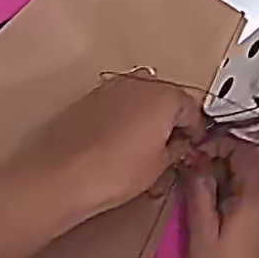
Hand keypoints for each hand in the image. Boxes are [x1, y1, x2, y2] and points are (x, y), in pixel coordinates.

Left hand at [20, 75, 206, 222]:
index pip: (194, 108)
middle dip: (172, 119)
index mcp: (167, 95)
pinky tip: (117, 141)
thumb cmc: (119, 171)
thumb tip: (180, 144)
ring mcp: (115, 85)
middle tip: (170, 148)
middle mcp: (143, 82)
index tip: (192, 148)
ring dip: (148, 115)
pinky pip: (120, 102)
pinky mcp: (91, 96)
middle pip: (168, 97)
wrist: (62, 175)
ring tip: (142, 145)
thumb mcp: (159, 166)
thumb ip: (177, 149)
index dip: (196, 131)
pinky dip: (125, 116)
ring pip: (142, 97)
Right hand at [183, 136, 258, 257]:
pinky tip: (210, 194)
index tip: (199, 150)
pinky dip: (231, 183)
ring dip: (227, 166)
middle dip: (224, 151)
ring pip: (251, 172)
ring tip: (200, 174)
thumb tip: (195, 161)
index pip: (246, 148)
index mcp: (257, 196)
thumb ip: (199, 189)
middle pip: (252, 156)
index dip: (221, 143)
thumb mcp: (200, 229)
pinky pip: (249, 189)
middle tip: (199, 158)